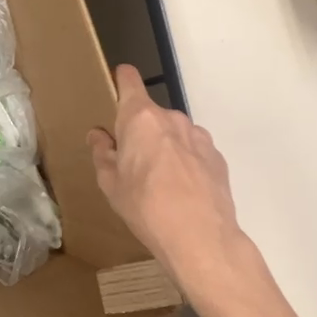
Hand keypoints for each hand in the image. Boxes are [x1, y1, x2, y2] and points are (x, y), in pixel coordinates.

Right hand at [88, 64, 248, 294]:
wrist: (201, 237)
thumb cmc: (144, 206)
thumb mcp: (110, 184)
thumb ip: (103, 154)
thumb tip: (99, 136)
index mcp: (140, 119)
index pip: (130, 82)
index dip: (123, 79)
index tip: (119, 80)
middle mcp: (171, 119)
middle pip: (150, 115)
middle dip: (140, 130)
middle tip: (130, 161)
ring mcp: (198, 137)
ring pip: (173, 133)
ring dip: (164, 146)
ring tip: (158, 181)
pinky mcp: (217, 158)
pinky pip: (192, 151)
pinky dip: (184, 162)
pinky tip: (181, 189)